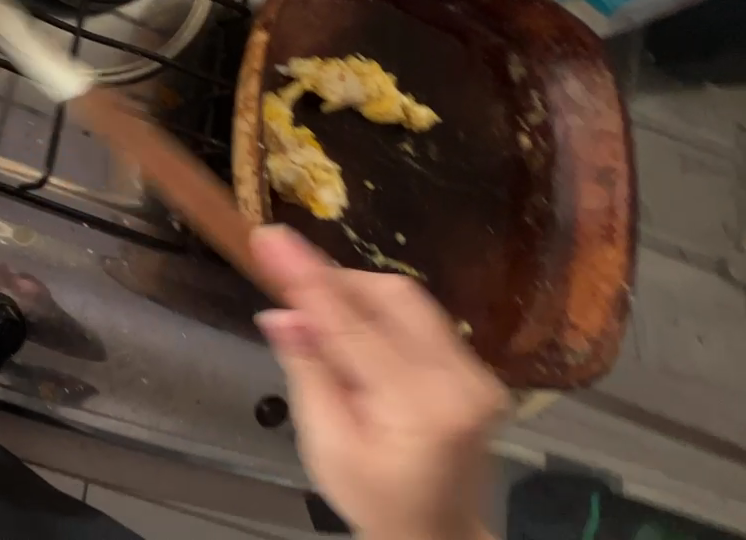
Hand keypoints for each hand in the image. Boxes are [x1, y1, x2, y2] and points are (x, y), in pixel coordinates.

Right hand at [252, 226, 508, 539]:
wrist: (438, 535)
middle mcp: (461, 381)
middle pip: (389, 296)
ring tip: (313, 312)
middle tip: (284, 281)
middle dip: (332, 279)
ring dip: (351, 291)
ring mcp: (476, 374)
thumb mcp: (325, 441)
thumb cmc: (372, 496)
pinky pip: (417, 315)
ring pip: (404, 298)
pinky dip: (373, 308)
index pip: (351, 324)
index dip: (306, 276)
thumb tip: (280, 314)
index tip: (269, 236)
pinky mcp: (474, 370)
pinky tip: (346, 325)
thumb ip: (308, 371)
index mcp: (421, 405)